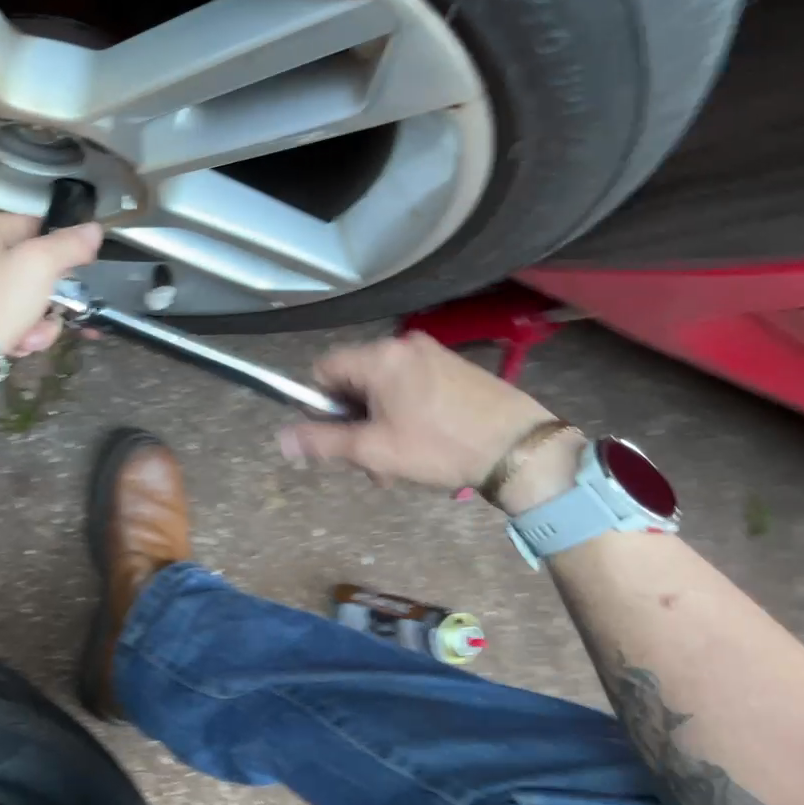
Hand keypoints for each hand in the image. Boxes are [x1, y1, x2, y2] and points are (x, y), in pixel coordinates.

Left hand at [0, 212, 102, 367]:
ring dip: (41, 323)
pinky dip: (24, 335)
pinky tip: (18, 345)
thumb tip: (94, 229)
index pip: (41, 226)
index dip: (64, 248)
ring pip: (33, 300)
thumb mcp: (40, 264)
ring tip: (30, 336)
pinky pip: (17, 320)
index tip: (76, 270)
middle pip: (40, 268)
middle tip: (52, 308)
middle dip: (53, 297)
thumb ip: (70, 245)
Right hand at [275, 332, 557, 491]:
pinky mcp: (454, 367)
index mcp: (379, 357)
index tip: (339, 436)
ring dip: (379, 422)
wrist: (522, 450)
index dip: (321, 405)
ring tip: (400, 460)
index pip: (322, 370)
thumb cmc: (440, 447)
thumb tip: (281, 439)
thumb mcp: (374, 450)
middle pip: (353, 379)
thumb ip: (321, 441)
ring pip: (382, 387)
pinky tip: (424, 443)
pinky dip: (405, 412)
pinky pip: (410, 385)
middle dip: (354, 421)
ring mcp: (432, 353)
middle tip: (372, 459)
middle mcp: (402, 345)